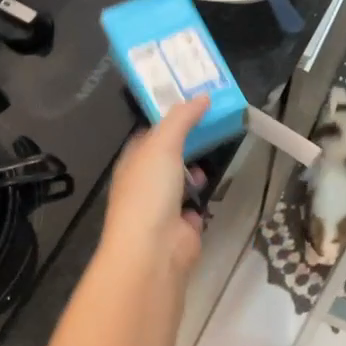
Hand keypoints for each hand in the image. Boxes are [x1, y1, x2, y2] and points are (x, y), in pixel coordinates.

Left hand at [103, 96, 210, 273]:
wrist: (154, 250)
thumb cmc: (150, 192)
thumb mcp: (163, 144)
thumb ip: (182, 119)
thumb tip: (203, 96)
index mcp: (133, 163)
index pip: (149, 135)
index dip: (170, 120)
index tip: (194, 106)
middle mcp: (144, 184)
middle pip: (167, 158)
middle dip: (187, 146)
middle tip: (213, 127)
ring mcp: (162, 208)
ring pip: (181, 183)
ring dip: (195, 174)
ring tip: (212, 160)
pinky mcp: (181, 228)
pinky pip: (194, 210)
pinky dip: (201, 204)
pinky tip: (210, 195)